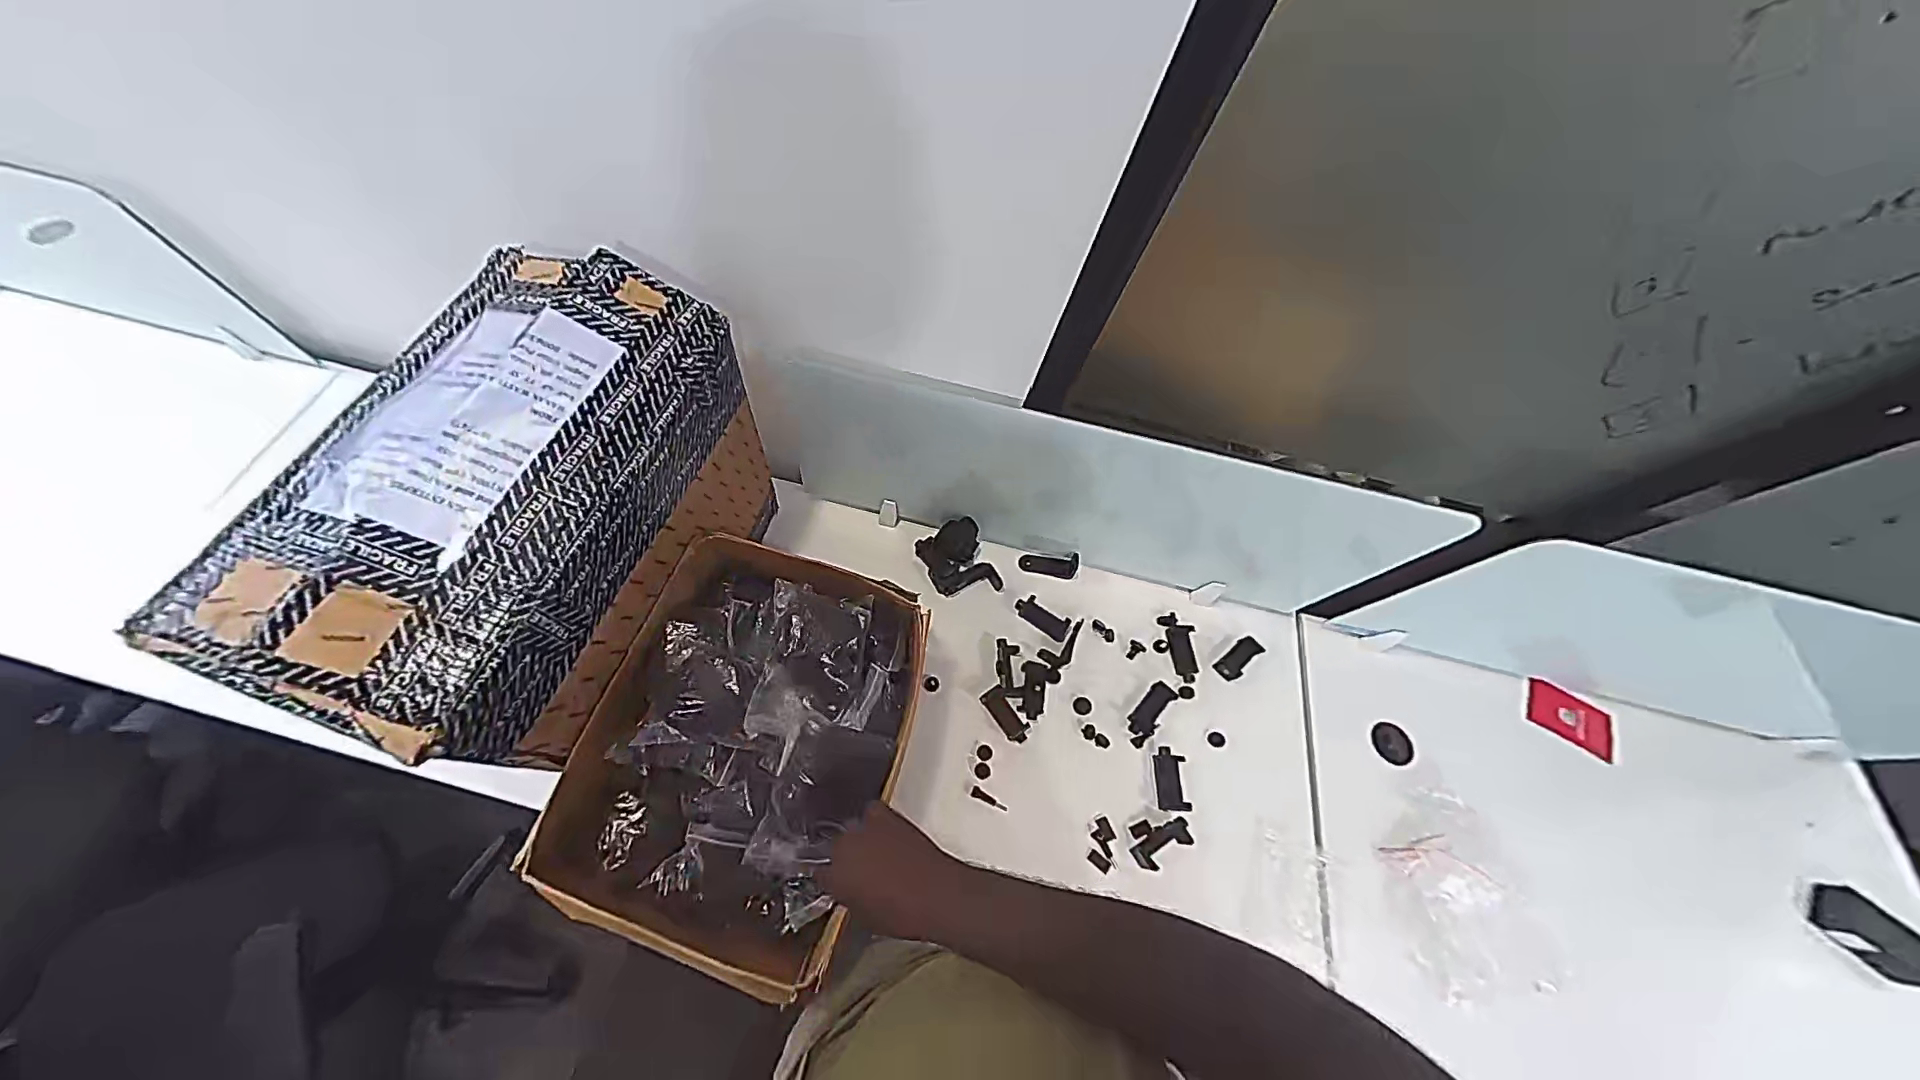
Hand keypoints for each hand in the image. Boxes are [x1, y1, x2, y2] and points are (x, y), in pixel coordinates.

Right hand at [822, 801, 970, 941]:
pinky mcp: (884, 815)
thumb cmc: (902, 914)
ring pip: (850, 827)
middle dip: (842, 857)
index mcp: (834, 879)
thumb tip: (851, 889)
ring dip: (857, 837)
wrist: (934, 893)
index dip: (829, 878)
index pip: (819, 873)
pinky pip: (871, 811)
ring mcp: (862, 828)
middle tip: (858, 868)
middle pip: (833, 847)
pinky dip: (874, 818)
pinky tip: (882, 828)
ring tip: (872, 847)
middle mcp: (842, 849)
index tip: (837, 881)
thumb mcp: (866, 917)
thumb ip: (850, 898)